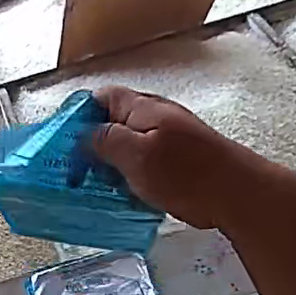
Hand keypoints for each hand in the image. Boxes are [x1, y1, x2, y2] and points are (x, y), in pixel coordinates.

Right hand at [88, 86, 279, 228]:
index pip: (99, 99)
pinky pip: (143, 165)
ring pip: (127, 147)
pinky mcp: (176, 164)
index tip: (61, 143)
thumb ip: (105, 141)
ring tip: (94, 188)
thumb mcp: (136, 154)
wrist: (234, 193)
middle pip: (112, 123)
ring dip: (110, 166)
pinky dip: (129, 178)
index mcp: (142, 108)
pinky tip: (123, 195)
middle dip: (91, 145)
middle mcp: (154, 117)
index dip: (77, 117)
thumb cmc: (185, 173)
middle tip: (74, 172)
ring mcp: (167, 140)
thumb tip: (84, 136)